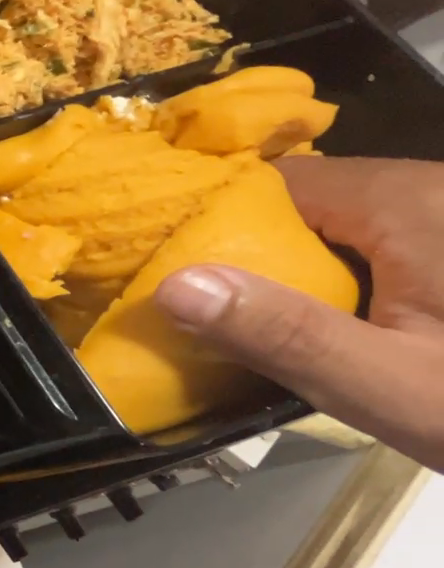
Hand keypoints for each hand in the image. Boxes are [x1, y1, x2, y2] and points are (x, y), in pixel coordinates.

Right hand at [153, 156, 443, 470]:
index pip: (277, 181)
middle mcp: (443, 195)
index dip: (208, 215)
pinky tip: (328, 319)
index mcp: (415, 207)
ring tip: (239, 313)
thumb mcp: (389, 385)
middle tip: (186, 300)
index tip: (154, 261)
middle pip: (310, 199)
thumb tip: (171, 285)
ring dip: (291, 262)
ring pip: (349, 222)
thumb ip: (280, 333)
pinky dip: (341, 273)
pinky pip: (389, 242)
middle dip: (245, 243)